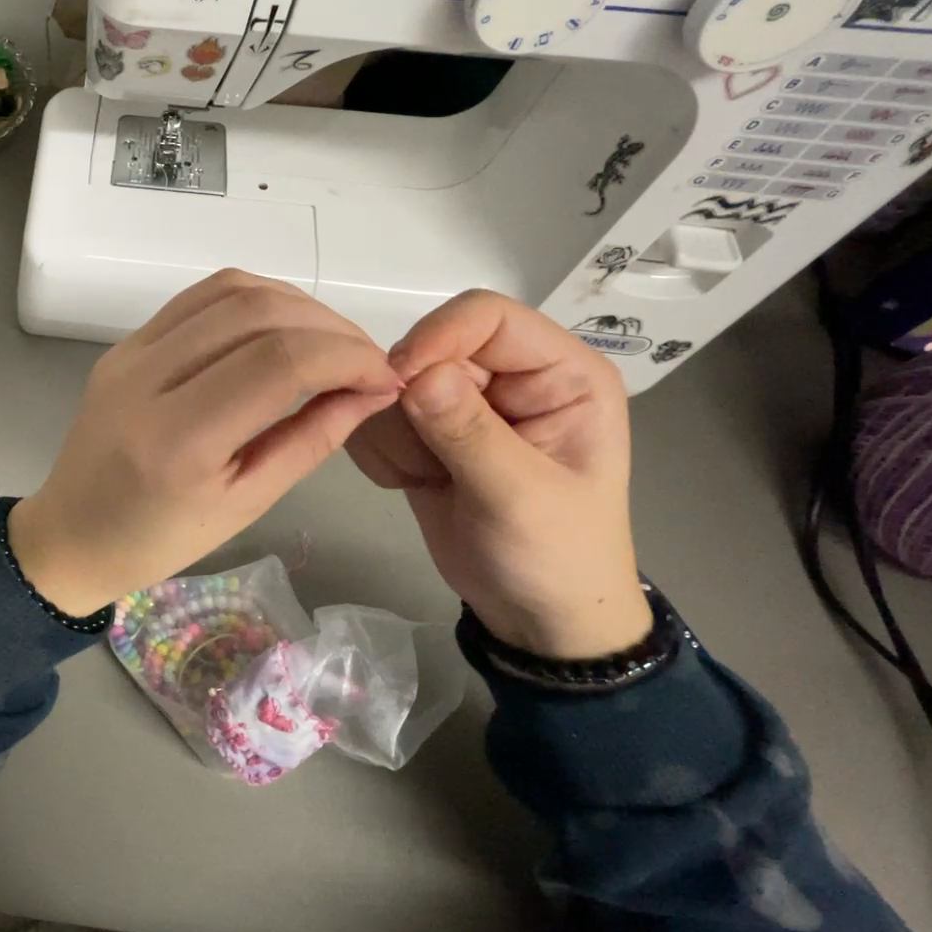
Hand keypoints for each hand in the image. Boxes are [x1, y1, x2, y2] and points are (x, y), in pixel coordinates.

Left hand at [10, 270, 401, 616]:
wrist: (71, 535)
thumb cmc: (158, 540)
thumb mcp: (245, 504)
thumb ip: (310, 440)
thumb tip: (371, 389)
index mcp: (175, 440)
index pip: (278, 362)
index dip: (347, 357)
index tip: (385, 379)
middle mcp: (145, 381)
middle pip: (255, 312)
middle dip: (329, 327)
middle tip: (365, 361)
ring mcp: (127, 355)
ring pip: (226, 291)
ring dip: (293, 303)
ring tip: (329, 343)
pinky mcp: (123, 346)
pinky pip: (195, 299)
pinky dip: (250, 299)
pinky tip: (280, 328)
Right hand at [346, 290, 650, 659]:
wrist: (532, 615)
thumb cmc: (554, 556)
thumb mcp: (520, 497)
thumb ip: (470, 433)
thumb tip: (418, 375)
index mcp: (558, 374)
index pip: (485, 316)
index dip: (436, 338)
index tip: (398, 385)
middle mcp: (508, 377)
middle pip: (426, 349)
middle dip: (408, 404)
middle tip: (422, 460)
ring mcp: (461, 405)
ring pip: (390, 386)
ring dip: (394, 437)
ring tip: (427, 480)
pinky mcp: (424, 432)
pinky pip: (373, 419)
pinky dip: (380, 454)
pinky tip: (412, 485)